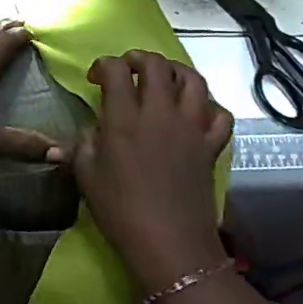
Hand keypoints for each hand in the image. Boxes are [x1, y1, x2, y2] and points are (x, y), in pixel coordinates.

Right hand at [76, 51, 232, 292]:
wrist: (170, 245)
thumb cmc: (119, 209)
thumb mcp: (85, 174)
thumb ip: (83, 143)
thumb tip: (91, 128)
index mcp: (123, 119)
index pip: (115, 69)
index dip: (102, 65)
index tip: (94, 78)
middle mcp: (159, 114)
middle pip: (156, 65)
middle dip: (138, 58)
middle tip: (127, 69)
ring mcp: (191, 129)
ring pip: (193, 80)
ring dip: (175, 72)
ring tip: (163, 80)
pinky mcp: (211, 147)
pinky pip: (219, 114)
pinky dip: (208, 106)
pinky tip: (194, 113)